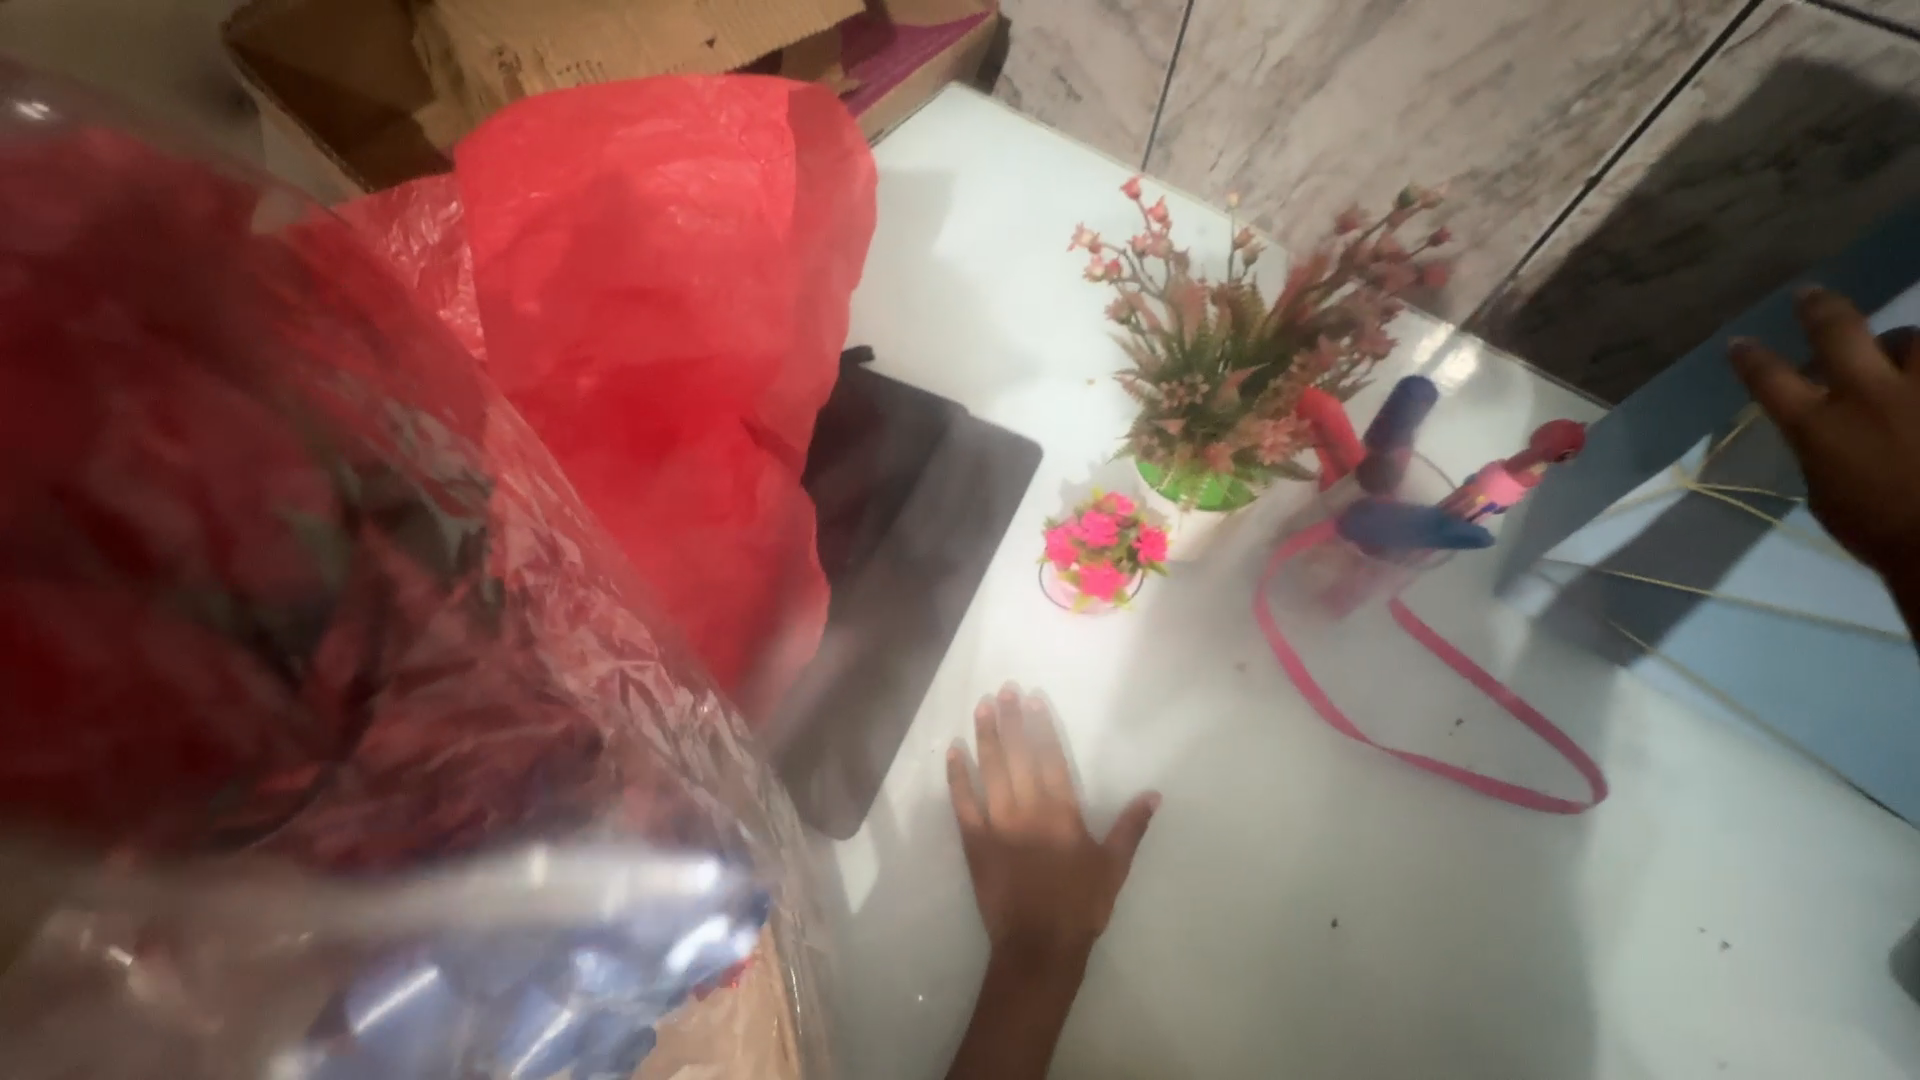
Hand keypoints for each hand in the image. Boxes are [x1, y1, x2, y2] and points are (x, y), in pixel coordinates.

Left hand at [946, 684, 1158, 965]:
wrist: (1039, 947)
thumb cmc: (1080, 906)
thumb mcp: (1114, 866)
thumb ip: (1131, 827)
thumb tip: (1153, 794)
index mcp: (1062, 812)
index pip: (1050, 758)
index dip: (1041, 726)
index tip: (1032, 699)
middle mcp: (1028, 809)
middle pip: (1018, 755)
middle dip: (1011, 720)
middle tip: (1003, 689)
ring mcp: (998, 823)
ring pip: (990, 770)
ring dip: (986, 737)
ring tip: (982, 707)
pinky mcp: (974, 842)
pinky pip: (962, 802)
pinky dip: (957, 776)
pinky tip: (953, 752)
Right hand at [1730, 287, 1919, 577]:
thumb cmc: (1878, 528)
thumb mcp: (1827, 492)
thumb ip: (1825, 450)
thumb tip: (1833, 429)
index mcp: (1818, 424)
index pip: (1768, 377)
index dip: (1750, 357)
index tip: (1740, 343)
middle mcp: (1869, 393)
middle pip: (1840, 332)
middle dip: (1820, 309)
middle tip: (1810, 295)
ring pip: (1917, 338)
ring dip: (1906, 343)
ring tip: (1907, 353)